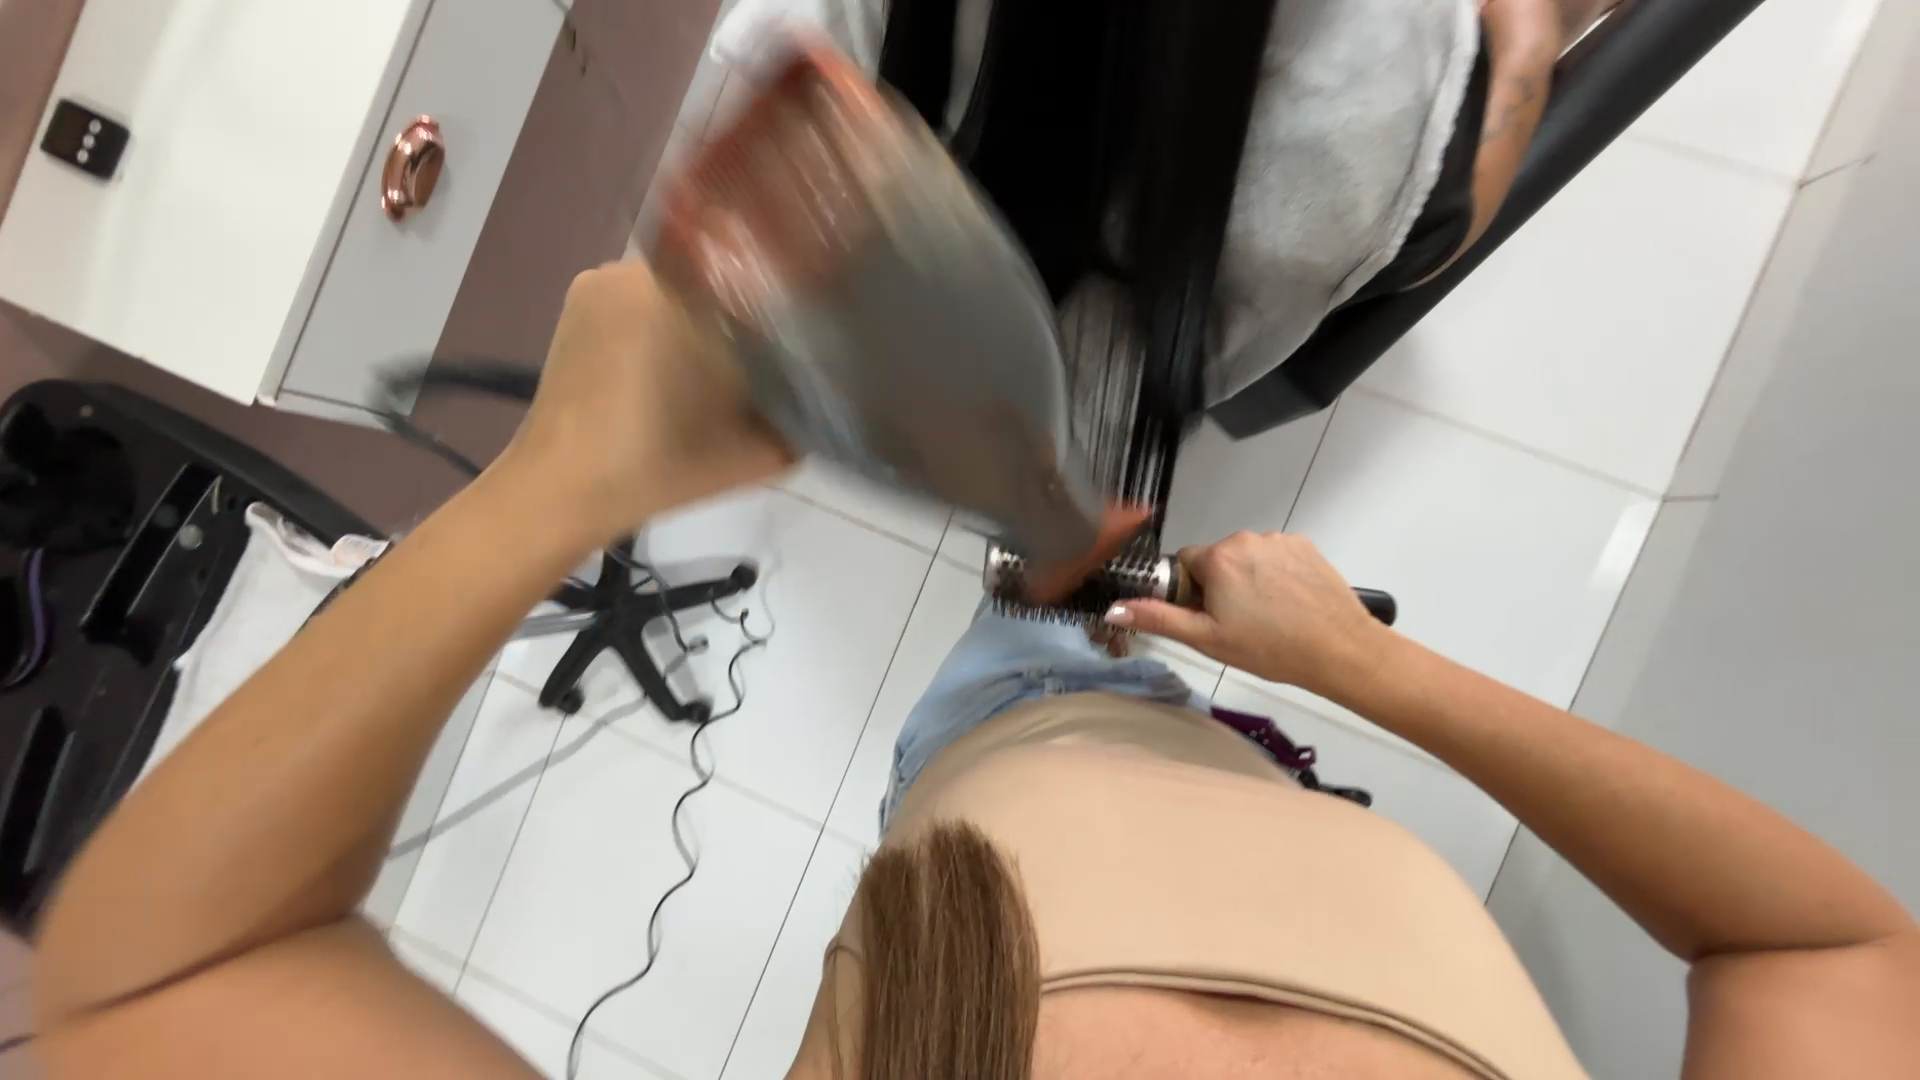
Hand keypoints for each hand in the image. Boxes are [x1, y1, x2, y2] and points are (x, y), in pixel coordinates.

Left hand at [496, 260, 791, 541]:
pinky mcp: (580, 296)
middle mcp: (652, 268)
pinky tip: (667, 358)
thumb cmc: (668, 465)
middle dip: (743, 307)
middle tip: (761, 351)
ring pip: (681, 282)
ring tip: (711, 359)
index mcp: (701, 296)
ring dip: (700, 312)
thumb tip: (830, 390)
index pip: (767, 275)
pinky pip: (641, 294)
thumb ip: (807, 415)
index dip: (791, 300)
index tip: (804, 333)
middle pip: (722, 274)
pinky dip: (660, 317)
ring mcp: (606, 278)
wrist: (566, 485)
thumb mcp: (765, 452)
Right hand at [1106, 532, 1391, 699]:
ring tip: (1268, 616)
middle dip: (1219, 585)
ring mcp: (1280, 540)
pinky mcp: (1307, 546)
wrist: (1340, 651)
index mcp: (1218, 558)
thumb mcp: (1206, 639)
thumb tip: (1112, 609)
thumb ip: (1157, 618)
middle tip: (1238, 622)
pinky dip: (1276, 575)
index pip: (1185, 563)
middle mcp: (1246, 538)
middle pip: (1216, 560)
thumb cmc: (1268, 648)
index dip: (1190, 591)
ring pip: (1247, 558)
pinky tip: (1290, 603)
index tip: (1208, 616)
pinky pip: (1276, 556)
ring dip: (1248, 579)